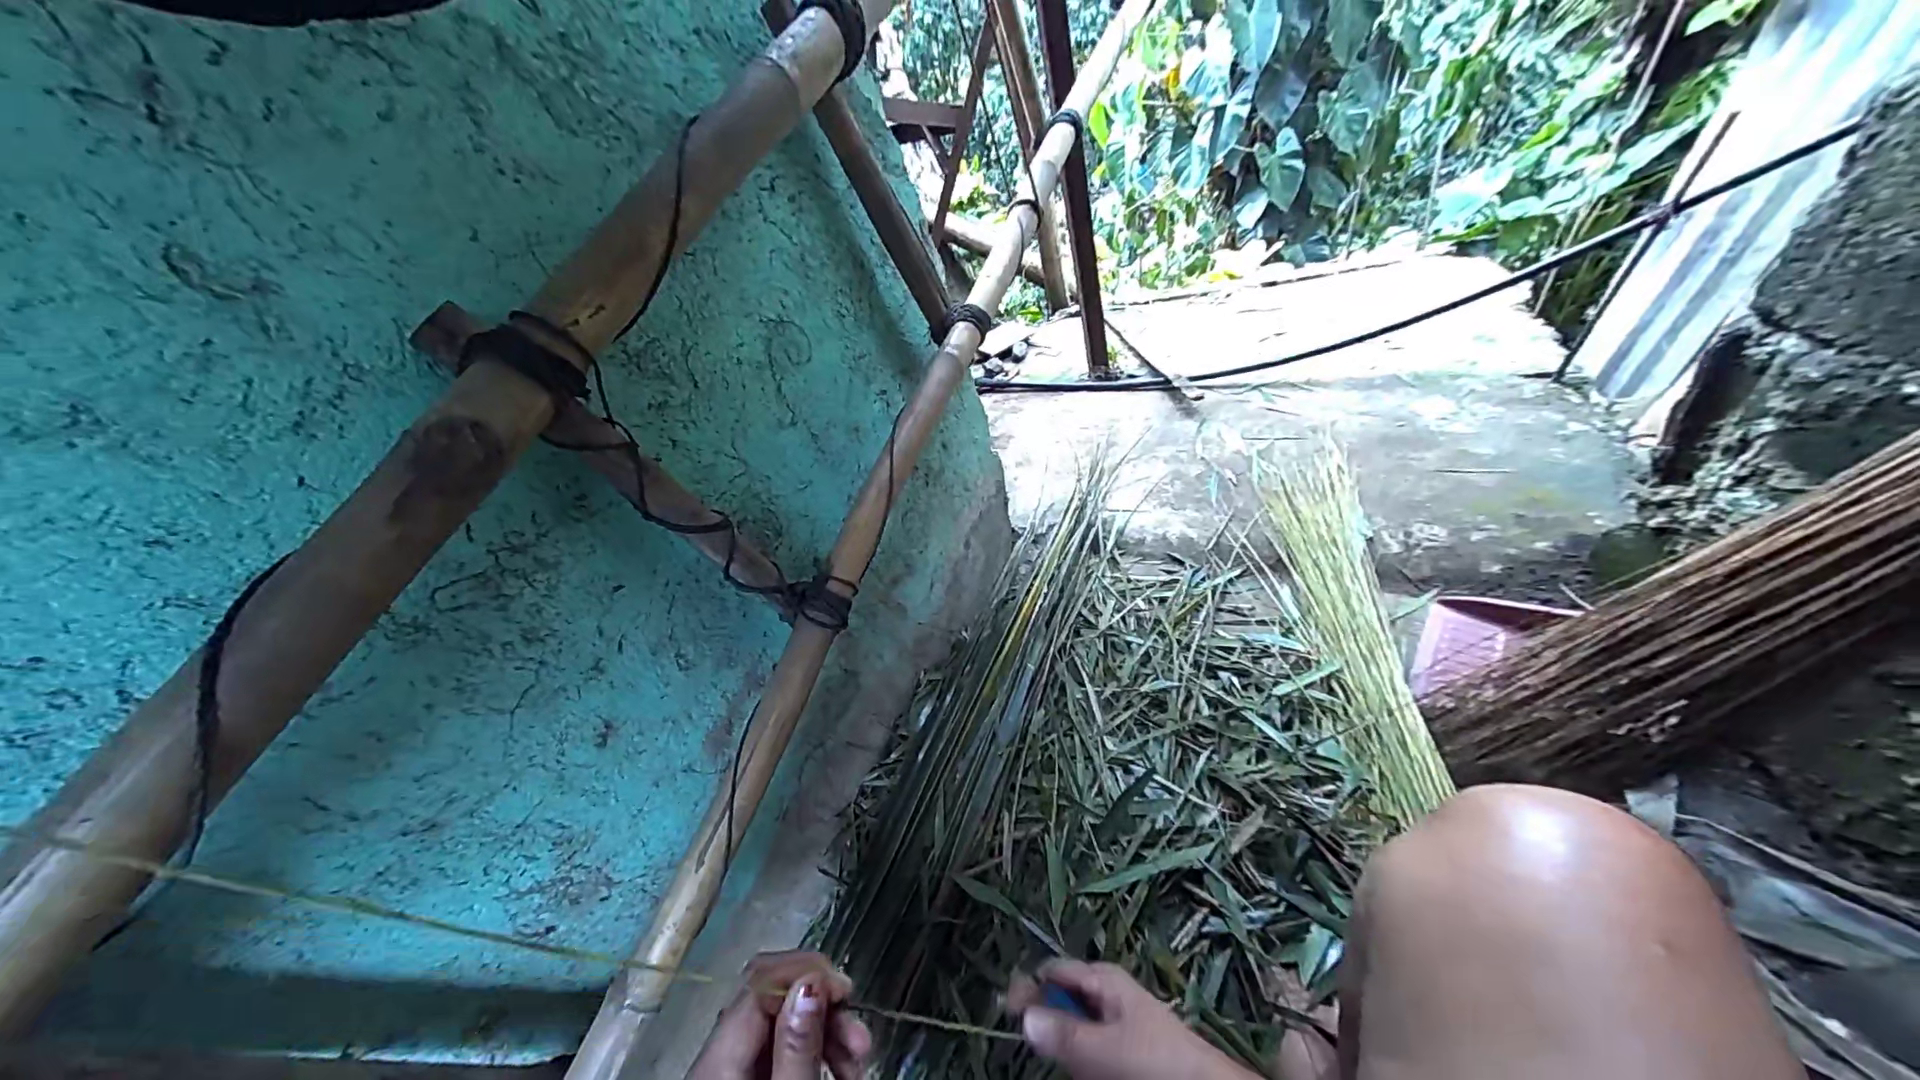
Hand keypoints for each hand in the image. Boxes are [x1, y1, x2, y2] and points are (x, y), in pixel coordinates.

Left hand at [685, 951, 872, 1079]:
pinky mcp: (739, 1078)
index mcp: (717, 1055)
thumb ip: (798, 1046)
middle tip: (860, 1041)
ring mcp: (726, 1067)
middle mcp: (716, 1052)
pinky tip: (836, 1069)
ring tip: (856, 1064)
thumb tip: (813, 981)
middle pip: (773, 997)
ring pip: (780, 1023)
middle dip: (824, 1006)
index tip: (848, 992)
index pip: (761, 977)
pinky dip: (810, 1051)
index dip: (809, 971)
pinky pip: (776, 1050)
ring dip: (825, 1031)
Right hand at [1005, 959, 1259, 1079]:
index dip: (1028, 987)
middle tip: (1041, 1046)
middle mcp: (1105, 992)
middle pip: (1060, 998)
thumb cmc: (1157, 1062)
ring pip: (1073, 1027)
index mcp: (1102, 978)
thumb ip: (1064, 1034)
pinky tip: (1086, 1070)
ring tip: (1070, 1064)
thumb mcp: (1106, 1049)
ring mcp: (1114, 1020)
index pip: (1052, 971)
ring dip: (1064, 1045)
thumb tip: (1022, 1017)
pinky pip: (1089, 1046)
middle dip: (1047, 1020)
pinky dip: (1081, 1058)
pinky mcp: (1121, 1048)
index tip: (1007, 1010)